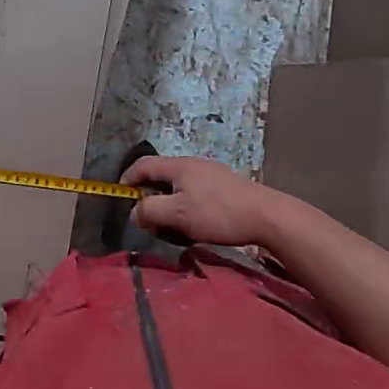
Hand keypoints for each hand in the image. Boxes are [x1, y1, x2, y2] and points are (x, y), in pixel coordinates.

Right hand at [120, 155, 283, 246]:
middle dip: (150, 194)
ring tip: (172, 224)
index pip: (143, 165)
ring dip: (169, 202)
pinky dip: (186, 205)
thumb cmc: (218, 213)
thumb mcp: (177, 215)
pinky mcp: (226, 187)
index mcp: (178, 166)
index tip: (120, 195)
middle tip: (148, 216)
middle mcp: (193, 164)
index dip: (127, 178)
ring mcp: (211, 173)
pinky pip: (195, 192)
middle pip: (161, 175)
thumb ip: (150, 211)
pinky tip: (196, 223)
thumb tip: (134, 212)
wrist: (268, 217)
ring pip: (179, 185)